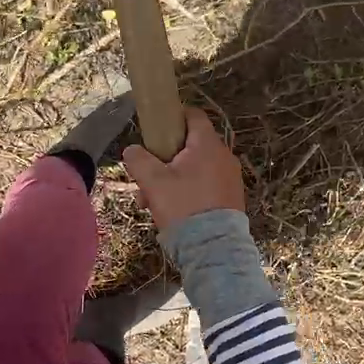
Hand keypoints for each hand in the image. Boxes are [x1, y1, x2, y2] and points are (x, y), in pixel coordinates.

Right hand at [121, 108, 245, 232]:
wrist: (213, 248)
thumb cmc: (183, 207)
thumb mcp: (153, 182)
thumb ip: (139, 160)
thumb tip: (132, 150)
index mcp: (207, 145)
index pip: (193, 115)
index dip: (173, 117)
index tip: (156, 130)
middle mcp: (224, 157)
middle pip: (191, 146)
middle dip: (165, 159)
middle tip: (148, 177)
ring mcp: (231, 178)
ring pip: (196, 169)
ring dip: (173, 179)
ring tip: (152, 201)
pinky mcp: (232, 198)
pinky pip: (206, 186)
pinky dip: (188, 191)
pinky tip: (172, 212)